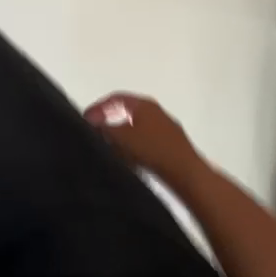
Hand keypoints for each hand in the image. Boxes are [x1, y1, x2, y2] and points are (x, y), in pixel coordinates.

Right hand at [83, 92, 206, 188]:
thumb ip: (102, 128)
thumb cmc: (151, 151)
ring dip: (125, 136)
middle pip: (129, 113)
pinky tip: (133, 161)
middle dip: (112, 121)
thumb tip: (91, 123)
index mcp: (144, 104)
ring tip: (113, 149)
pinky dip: (138, 147)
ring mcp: (171, 131)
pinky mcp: (177, 149)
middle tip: (98, 131)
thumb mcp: (119, 138)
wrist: (190, 178)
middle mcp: (159, 113)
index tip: (86, 119)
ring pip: (140, 129)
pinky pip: (150, 142)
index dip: (98, 107)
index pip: (116, 99)